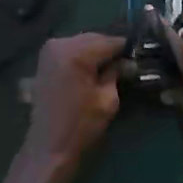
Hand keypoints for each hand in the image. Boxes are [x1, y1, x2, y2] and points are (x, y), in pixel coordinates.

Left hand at [23, 32, 125, 169]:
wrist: (49, 144)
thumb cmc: (81, 125)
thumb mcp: (107, 100)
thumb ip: (116, 74)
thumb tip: (126, 62)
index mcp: (76, 53)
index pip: (107, 41)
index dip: (124, 47)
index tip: (137, 54)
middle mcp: (60, 43)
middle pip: (92, 38)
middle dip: (109, 48)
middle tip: (125, 61)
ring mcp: (49, 49)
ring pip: (81, 41)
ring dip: (95, 50)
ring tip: (110, 66)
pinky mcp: (45, 58)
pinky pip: (69, 48)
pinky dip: (82, 54)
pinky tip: (91, 68)